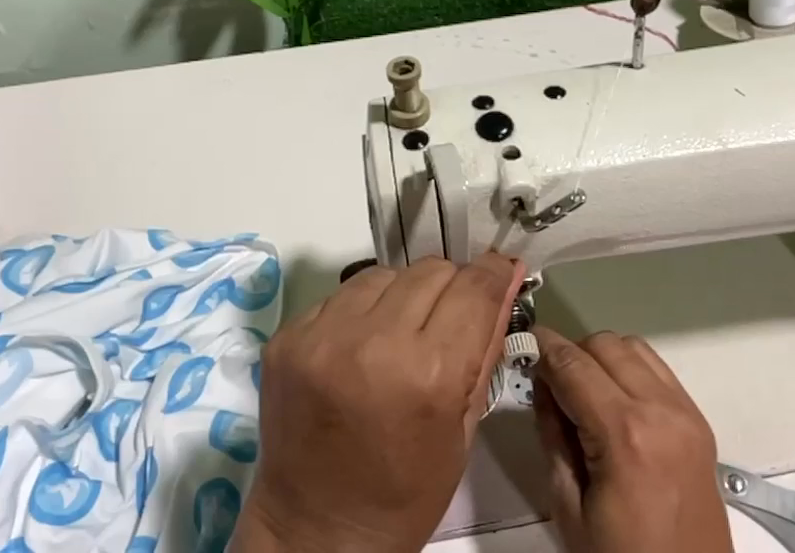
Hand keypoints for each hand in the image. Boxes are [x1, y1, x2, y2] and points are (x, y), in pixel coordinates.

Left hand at [232, 254, 524, 552]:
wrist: (315, 530)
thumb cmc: (404, 494)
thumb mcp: (462, 430)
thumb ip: (484, 348)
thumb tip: (505, 280)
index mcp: (428, 374)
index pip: (474, 289)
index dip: (495, 272)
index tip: (503, 268)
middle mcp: (373, 342)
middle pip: (431, 271)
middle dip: (452, 288)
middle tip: (450, 319)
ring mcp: (323, 336)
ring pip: (385, 274)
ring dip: (403, 294)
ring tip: (402, 332)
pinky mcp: (289, 337)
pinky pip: (341, 295)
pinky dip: (361, 310)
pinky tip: (363, 344)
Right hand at [532, 326, 732, 552]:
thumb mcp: (568, 507)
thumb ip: (553, 435)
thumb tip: (542, 384)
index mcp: (624, 434)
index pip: (573, 365)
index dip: (542, 348)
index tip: (521, 344)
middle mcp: (660, 409)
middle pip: (604, 345)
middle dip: (571, 355)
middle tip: (551, 387)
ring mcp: (685, 413)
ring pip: (633, 347)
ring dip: (602, 358)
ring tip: (584, 394)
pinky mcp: (699, 421)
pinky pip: (658, 369)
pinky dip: (630, 369)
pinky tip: (615, 402)